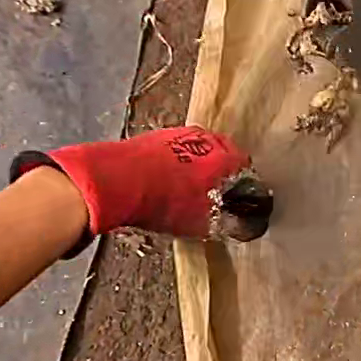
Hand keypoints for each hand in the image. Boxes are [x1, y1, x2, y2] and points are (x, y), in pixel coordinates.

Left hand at [11, 126, 267, 242]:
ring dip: (197, 169)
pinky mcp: (155, 137)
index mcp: (225, 156)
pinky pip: (175, 152)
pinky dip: (175, 166)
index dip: (243, 187)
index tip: (237, 200)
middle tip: (214, 196)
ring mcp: (179, 134)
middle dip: (221, 175)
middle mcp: (206, 139)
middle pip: (223, 156)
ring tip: (187, 191)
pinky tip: (165, 183)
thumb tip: (242, 226)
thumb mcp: (202, 222)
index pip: (246, 168)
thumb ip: (227, 221)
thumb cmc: (163, 201)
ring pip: (198, 152)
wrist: (114, 181)